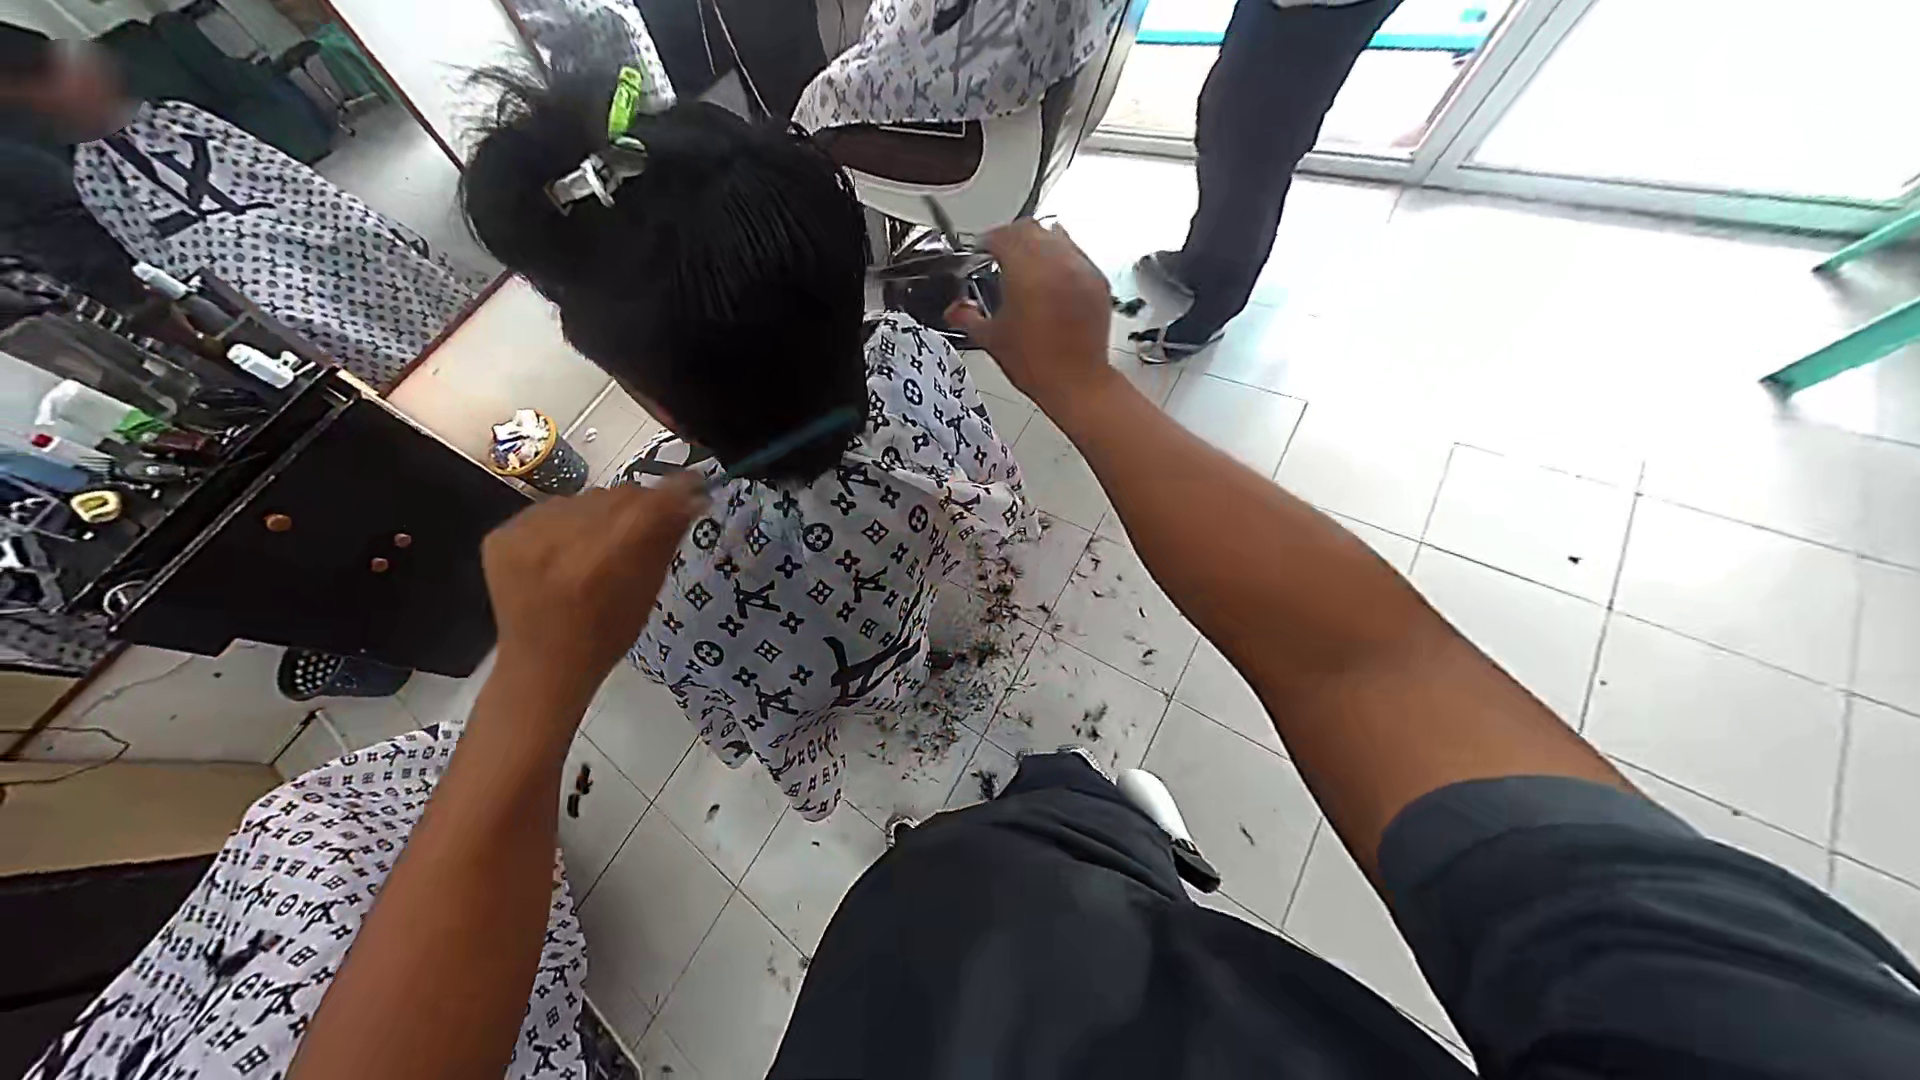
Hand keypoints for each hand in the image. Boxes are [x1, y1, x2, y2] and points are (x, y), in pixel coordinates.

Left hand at [481, 473, 705, 708]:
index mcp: (596, 564)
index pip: (645, 506)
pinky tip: (574, 544)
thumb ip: (665, 539)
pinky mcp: (501, 534)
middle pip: (617, 496)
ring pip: (587, 498)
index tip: (695, 485)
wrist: (542, 665)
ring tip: (609, 538)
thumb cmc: (606, 636)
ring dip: (607, 510)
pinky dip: (572, 519)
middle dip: (643, 503)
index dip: (674, 491)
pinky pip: (554, 507)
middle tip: (656, 518)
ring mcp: (522, 535)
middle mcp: (554, 542)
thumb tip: (691, 498)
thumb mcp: (647, 591)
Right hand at [945, 219, 1116, 407]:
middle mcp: (1057, 262)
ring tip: (1028, 267)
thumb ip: (967, 317)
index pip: (1004, 235)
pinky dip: (1062, 260)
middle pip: (1031, 229)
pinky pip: (1077, 256)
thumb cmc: (1035, 364)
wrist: (1075, 383)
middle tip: (1002, 256)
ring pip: (1057, 236)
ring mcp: (1081, 269)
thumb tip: (953, 309)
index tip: (982, 252)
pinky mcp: (1097, 282)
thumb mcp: (992, 338)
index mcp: (1026, 271)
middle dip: (1013, 238)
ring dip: (1039, 244)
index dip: (988, 241)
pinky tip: (1052, 283)